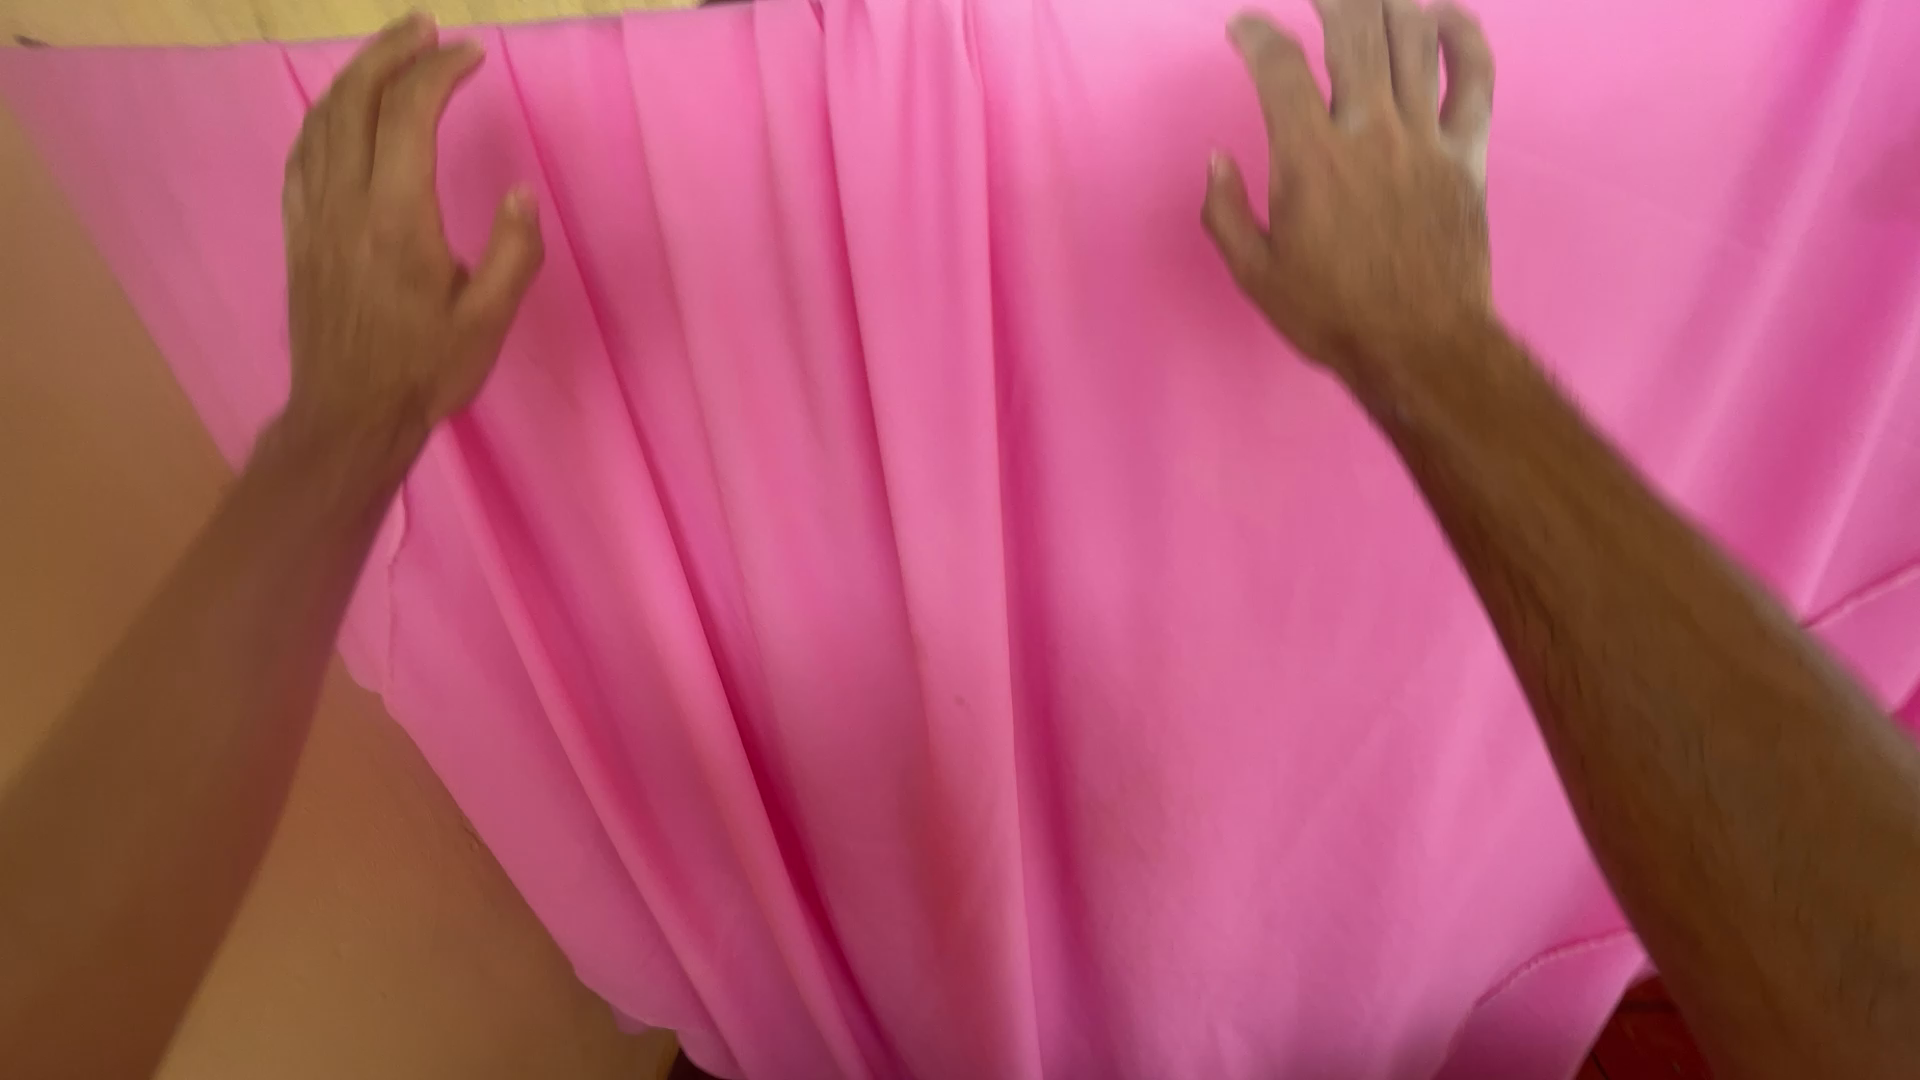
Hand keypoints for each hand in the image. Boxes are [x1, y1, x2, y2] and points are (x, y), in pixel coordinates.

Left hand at [282, 13, 543, 448]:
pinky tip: (340, 115)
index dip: (440, 76)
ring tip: (389, 55)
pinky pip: (302, 152)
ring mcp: (313, 212)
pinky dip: (325, 116)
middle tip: (426, 28)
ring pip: (322, 118)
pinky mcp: (299, 230)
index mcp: (399, 219)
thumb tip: (523, 193)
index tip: (472, 56)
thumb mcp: (490, 320)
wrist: (352, 408)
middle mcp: (346, 200)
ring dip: (355, 76)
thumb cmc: (429, 368)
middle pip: (356, 100)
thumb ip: (514, 254)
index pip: (411, 119)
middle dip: (391, 53)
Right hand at [1203, 0, 1494, 384]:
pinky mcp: (1465, 152)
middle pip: (1354, 30)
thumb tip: (1216, 160)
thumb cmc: (1326, 313)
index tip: (1240, 29)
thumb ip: (1225, 212)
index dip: (1255, 36)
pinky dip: (1462, 34)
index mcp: (1309, 160)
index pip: (1279, 70)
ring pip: (1413, 38)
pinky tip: (1442, 17)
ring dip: (1386, 3)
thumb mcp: (1253, 274)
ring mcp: (1424, 136)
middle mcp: (1369, 130)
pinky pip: (1475, 74)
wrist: (1413, 342)